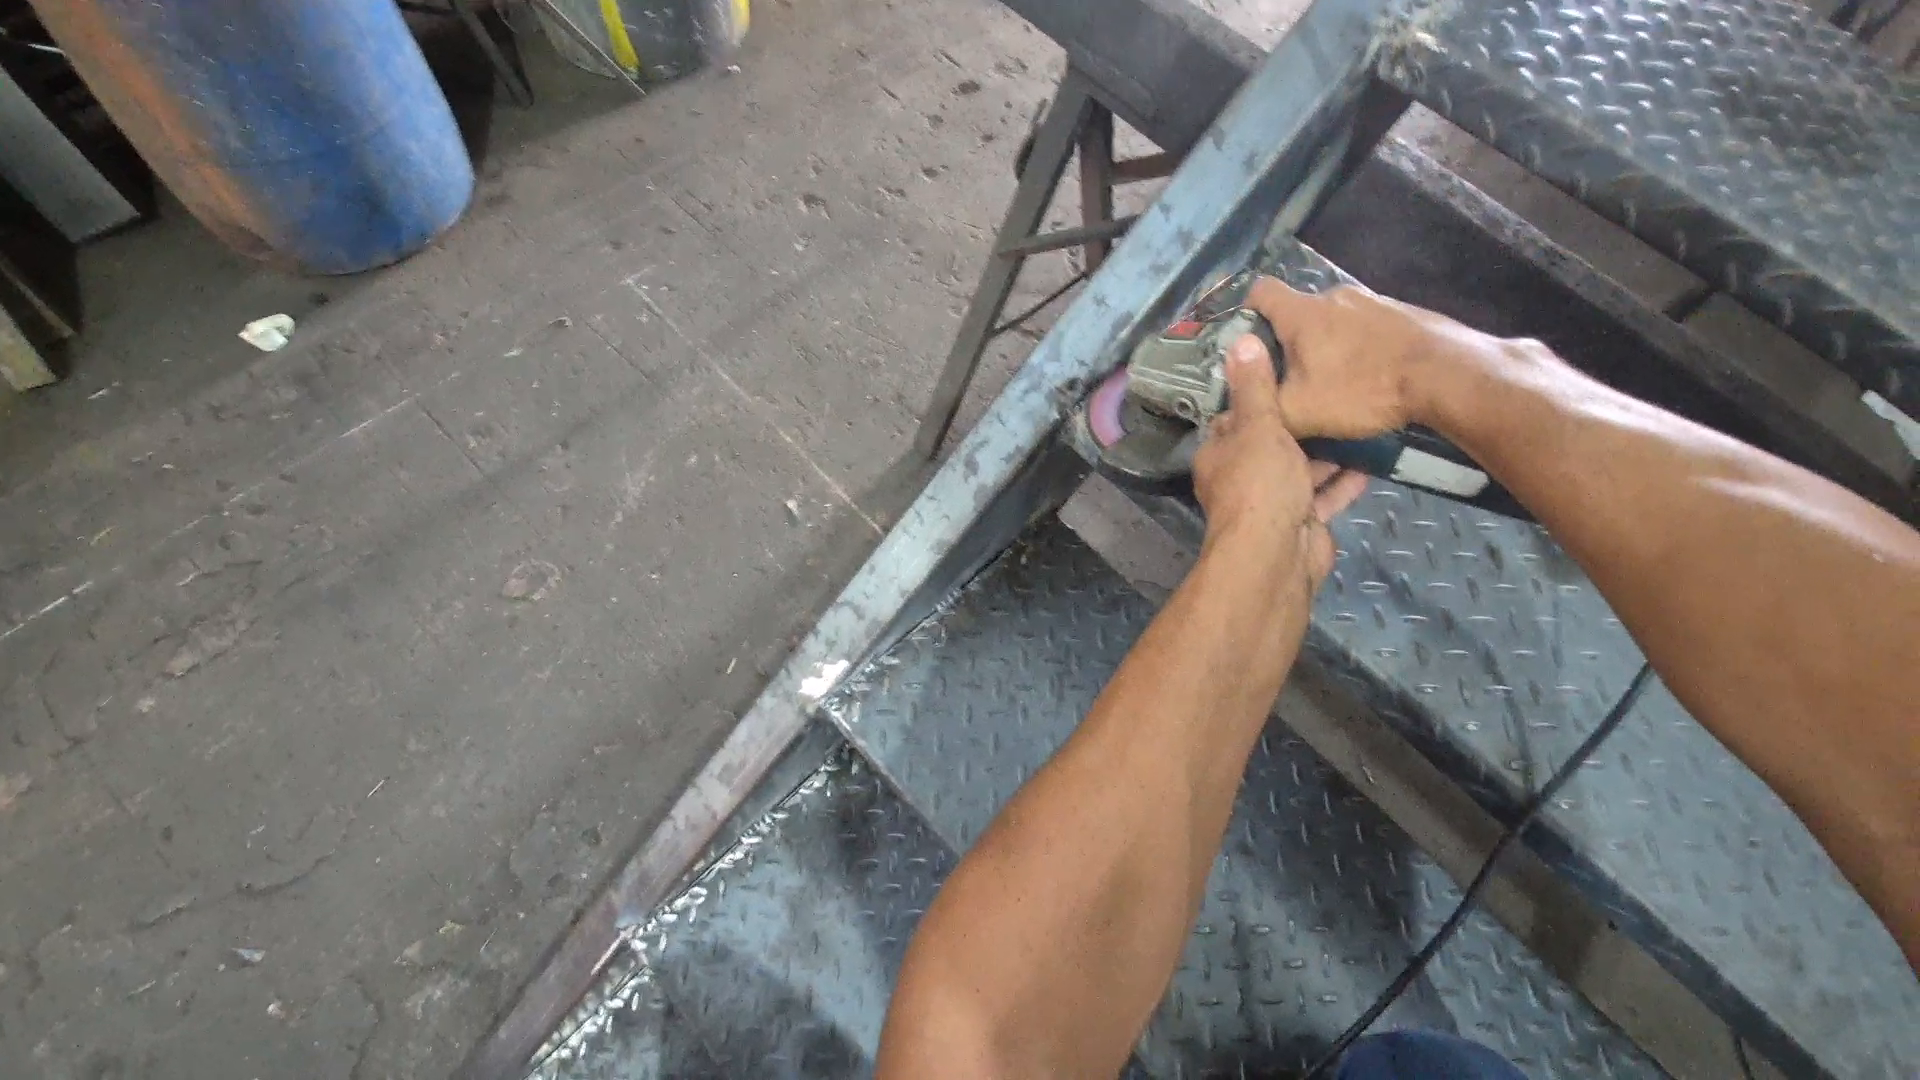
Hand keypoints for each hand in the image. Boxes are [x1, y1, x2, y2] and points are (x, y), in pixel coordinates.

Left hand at [1192, 332, 1368, 584]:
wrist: (1278, 554)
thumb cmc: (1260, 484)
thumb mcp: (1257, 426)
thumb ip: (1254, 387)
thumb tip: (1239, 342)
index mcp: (1220, 454)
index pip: (1234, 419)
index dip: (1258, 396)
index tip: (1289, 372)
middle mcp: (1241, 478)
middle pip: (1272, 444)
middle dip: (1302, 425)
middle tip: (1334, 392)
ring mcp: (1273, 503)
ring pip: (1302, 470)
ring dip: (1328, 453)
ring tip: (1359, 421)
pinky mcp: (1303, 522)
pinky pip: (1324, 496)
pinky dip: (1343, 482)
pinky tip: (1371, 462)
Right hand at [1245, 277, 1493, 438]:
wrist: (1448, 375)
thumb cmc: (1363, 389)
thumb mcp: (1299, 412)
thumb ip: (1259, 408)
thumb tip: (1224, 414)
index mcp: (1302, 313)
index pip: (1259, 291)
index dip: (1244, 312)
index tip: (1243, 342)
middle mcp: (1334, 297)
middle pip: (1296, 313)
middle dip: (1286, 342)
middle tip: (1286, 380)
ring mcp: (1372, 301)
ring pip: (1332, 322)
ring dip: (1324, 347)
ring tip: (1330, 385)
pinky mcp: (1401, 314)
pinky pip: (1363, 329)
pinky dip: (1356, 350)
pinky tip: (1366, 380)